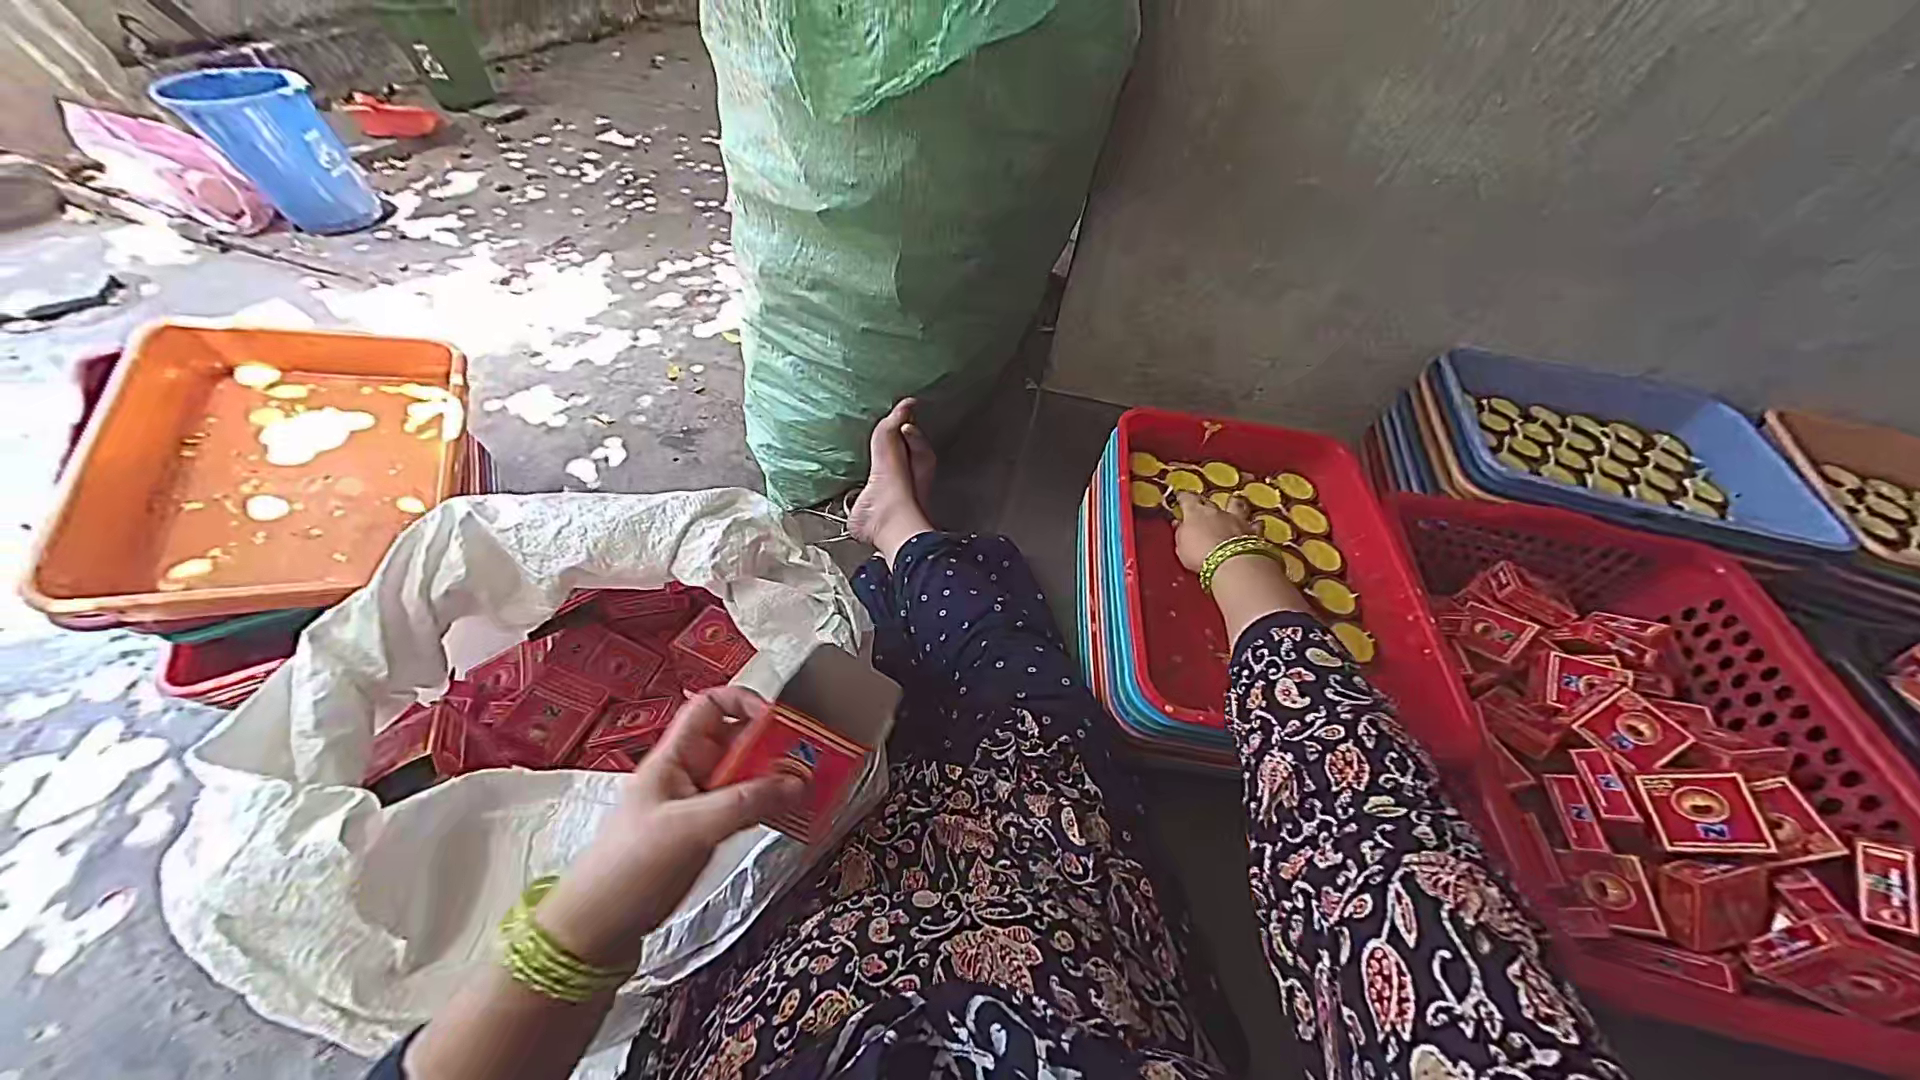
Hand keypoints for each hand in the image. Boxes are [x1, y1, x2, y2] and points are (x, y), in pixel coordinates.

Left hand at [535, 687, 804, 966]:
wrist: (594, 933)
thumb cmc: (624, 872)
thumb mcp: (688, 830)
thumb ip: (744, 805)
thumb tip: (795, 783)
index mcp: (674, 758)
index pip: (710, 705)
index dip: (743, 702)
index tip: (776, 720)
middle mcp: (689, 773)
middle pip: (736, 739)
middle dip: (770, 744)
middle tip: (803, 757)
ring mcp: (698, 802)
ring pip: (744, 772)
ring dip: (774, 776)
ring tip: (804, 786)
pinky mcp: (706, 830)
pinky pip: (745, 804)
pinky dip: (768, 804)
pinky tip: (787, 812)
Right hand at [1173, 491, 1253, 571]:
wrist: (1232, 563)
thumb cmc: (1200, 555)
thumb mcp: (1181, 546)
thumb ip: (1181, 533)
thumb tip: (1180, 525)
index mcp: (1195, 513)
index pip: (1187, 499)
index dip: (1183, 497)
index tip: (1181, 496)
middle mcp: (1217, 512)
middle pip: (1210, 501)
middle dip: (1206, 501)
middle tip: (1203, 503)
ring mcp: (1237, 520)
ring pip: (1237, 505)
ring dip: (1235, 503)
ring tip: (1235, 501)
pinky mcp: (1254, 532)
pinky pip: (1255, 524)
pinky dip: (1254, 523)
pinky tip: (1256, 523)